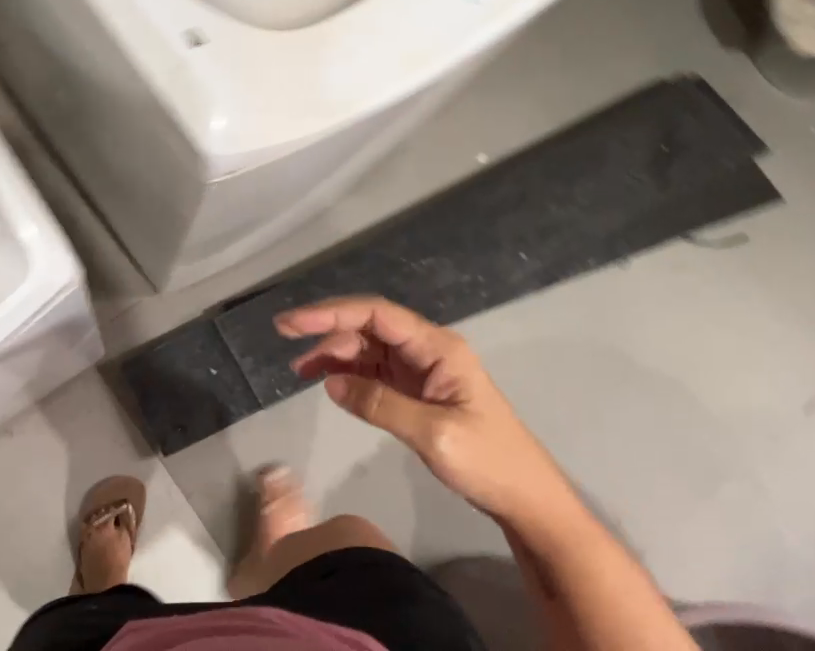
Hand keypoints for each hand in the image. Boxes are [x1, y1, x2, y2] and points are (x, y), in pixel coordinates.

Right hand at [276, 297, 574, 524]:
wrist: (528, 501)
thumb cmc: (490, 463)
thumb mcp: (434, 435)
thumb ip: (380, 404)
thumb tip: (331, 383)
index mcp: (438, 347)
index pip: (375, 314)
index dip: (330, 313)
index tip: (292, 323)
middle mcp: (428, 349)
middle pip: (366, 326)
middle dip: (326, 331)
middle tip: (285, 343)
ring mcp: (421, 370)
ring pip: (366, 347)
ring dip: (332, 353)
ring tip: (299, 370)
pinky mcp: (416, 391)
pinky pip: (372, 371)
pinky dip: (346, 373)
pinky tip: (326, 383)